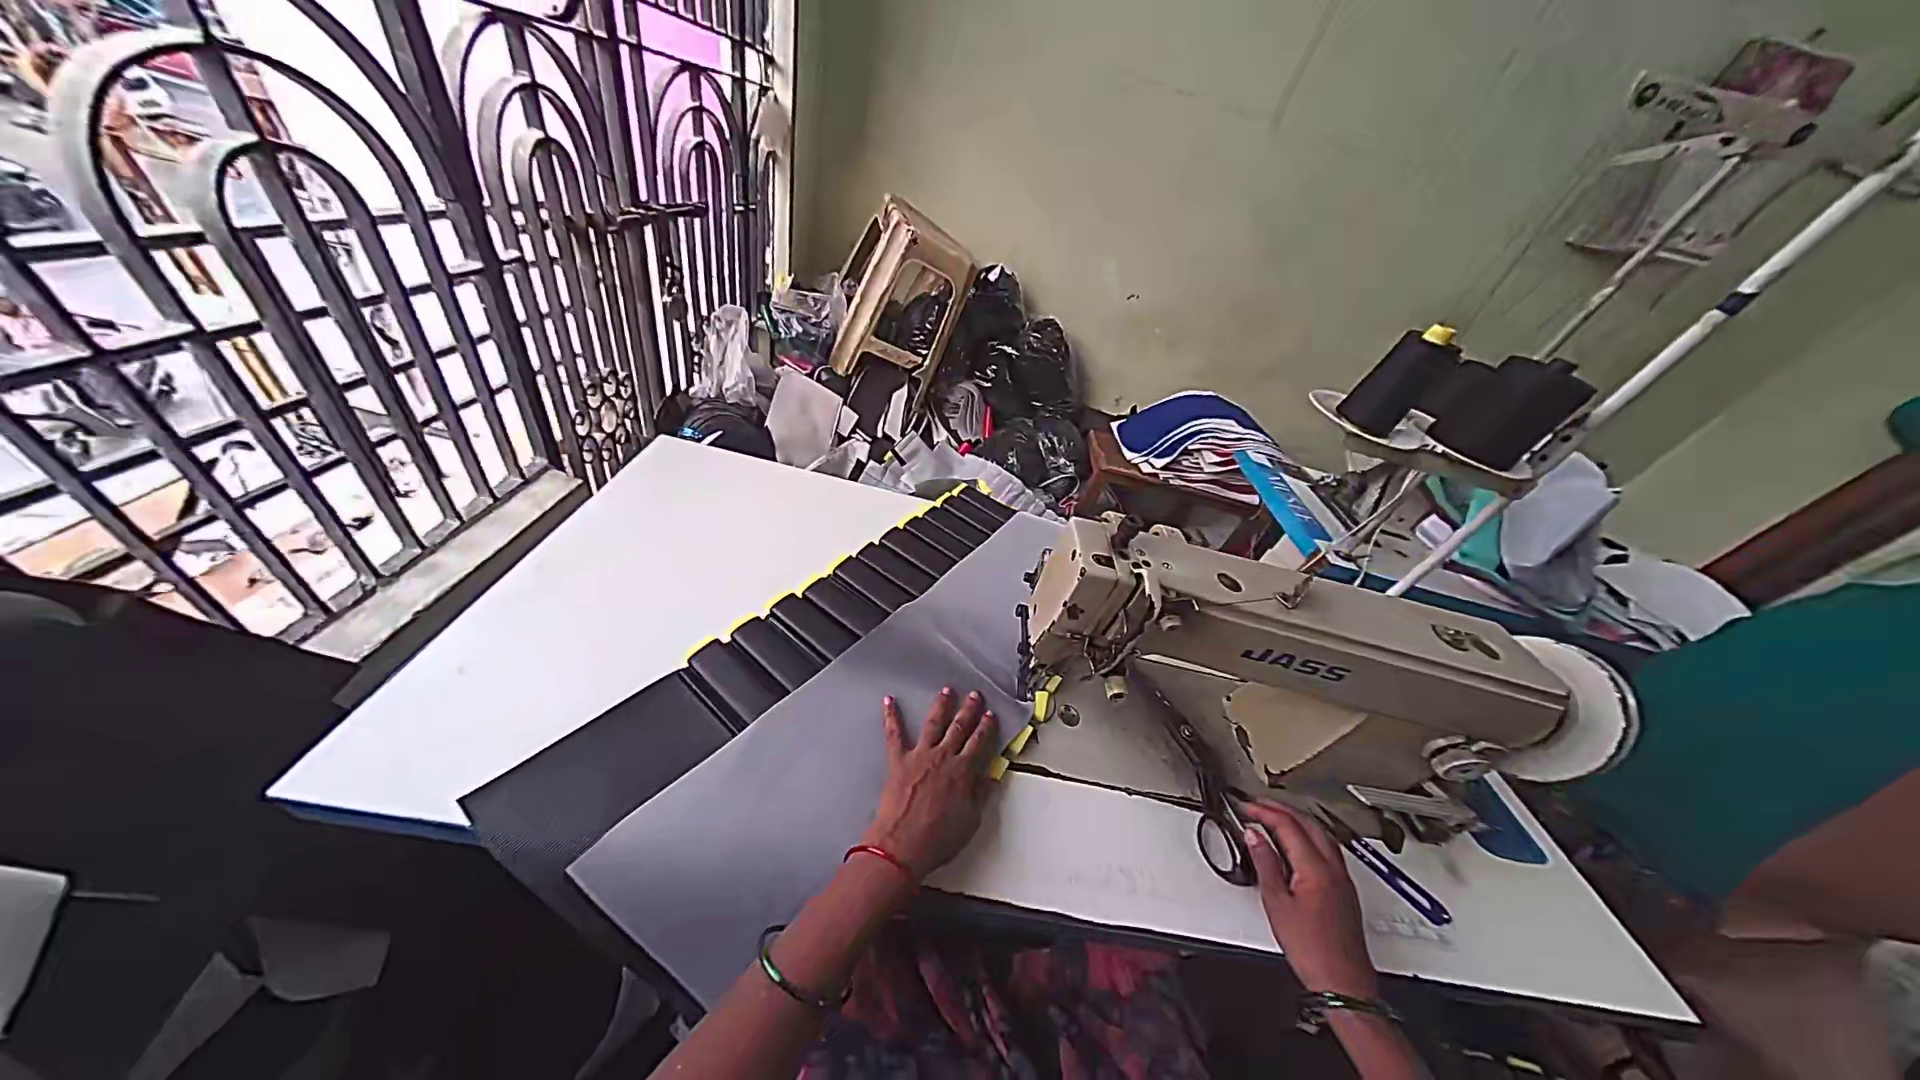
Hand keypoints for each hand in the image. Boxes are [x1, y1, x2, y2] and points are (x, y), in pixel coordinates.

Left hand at [861, 688, 999, 879]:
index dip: (986, 727)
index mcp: (963, 771)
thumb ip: (980, 795)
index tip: (990, 715)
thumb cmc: (938, 837)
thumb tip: (991, 777)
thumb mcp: (970, 820)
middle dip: (968, 709)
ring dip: (941, 705)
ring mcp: (920, 756)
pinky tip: (889, 701)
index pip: (979, 742)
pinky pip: (894, 734)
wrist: (902, 845)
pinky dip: (891, 716)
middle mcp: (943, 757)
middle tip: (974, 695)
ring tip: (946, 691)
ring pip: (933, 723)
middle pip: (960, 727)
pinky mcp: (898, 760)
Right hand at [1241, 799, 1377, 998]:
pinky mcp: (1345, 889)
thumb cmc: (1312, 950)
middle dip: (1280, 808)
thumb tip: (1254, 837)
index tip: (1246, 807)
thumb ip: (1265, 864)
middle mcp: (1334, 869)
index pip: (1288, 825)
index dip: (1264, 811)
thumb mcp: (1276, 904)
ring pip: (1320, 833)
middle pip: (1307, 823)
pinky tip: (1296, 842)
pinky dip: (1308, 835)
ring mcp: (1343, 878)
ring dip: (1296, 819)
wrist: (1342, 982)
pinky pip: (1328, 848)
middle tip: (1257, 805)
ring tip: (1274, 816)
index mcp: (1316, 869)